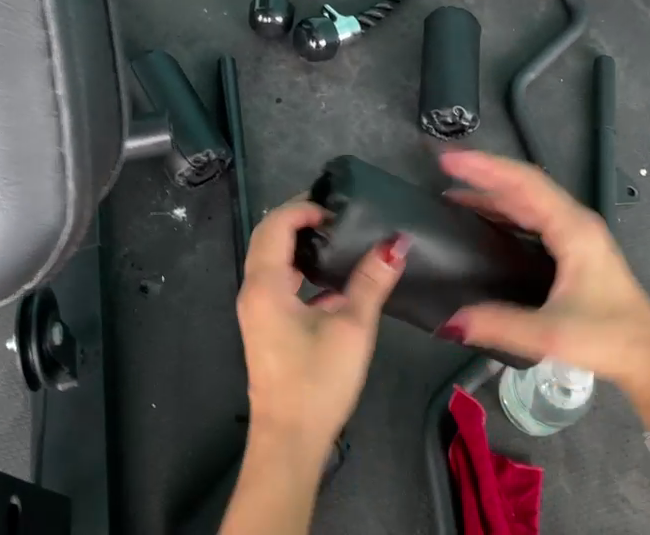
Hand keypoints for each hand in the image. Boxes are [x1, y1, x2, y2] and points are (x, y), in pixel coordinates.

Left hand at [235, 198, 407, 462]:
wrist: (290, 442)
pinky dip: (299, 267)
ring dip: (299, 243)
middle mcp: (253, 291)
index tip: (338, 209)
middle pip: (268, 237)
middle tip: (337, 215)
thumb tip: (396, 243)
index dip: (303, 208)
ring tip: (337, 238)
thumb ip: (372, 281)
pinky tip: (332, 279)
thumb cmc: (317, 380)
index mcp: (265, 284)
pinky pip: (277, 280)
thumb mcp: (352, 326)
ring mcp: (256, 310)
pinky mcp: (265, 326)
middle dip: (298, 219)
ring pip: (271, 259)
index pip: (275, 225)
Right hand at [439, 151, 649, 428]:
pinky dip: (506, 209)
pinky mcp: (576, 248)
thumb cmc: (607, 339)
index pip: (523, 183)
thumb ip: (499, 325)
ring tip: (454, 191)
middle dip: (484, 172)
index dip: (485, 167)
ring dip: (493, 191)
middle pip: (525, 184)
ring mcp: (578, 234)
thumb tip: (450, 321)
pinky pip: (535, 216)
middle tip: (444, 166)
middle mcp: (576, 222)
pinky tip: (484, 218)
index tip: (449, 160)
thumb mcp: (551, 334)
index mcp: (574, 229)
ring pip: (530, 200)